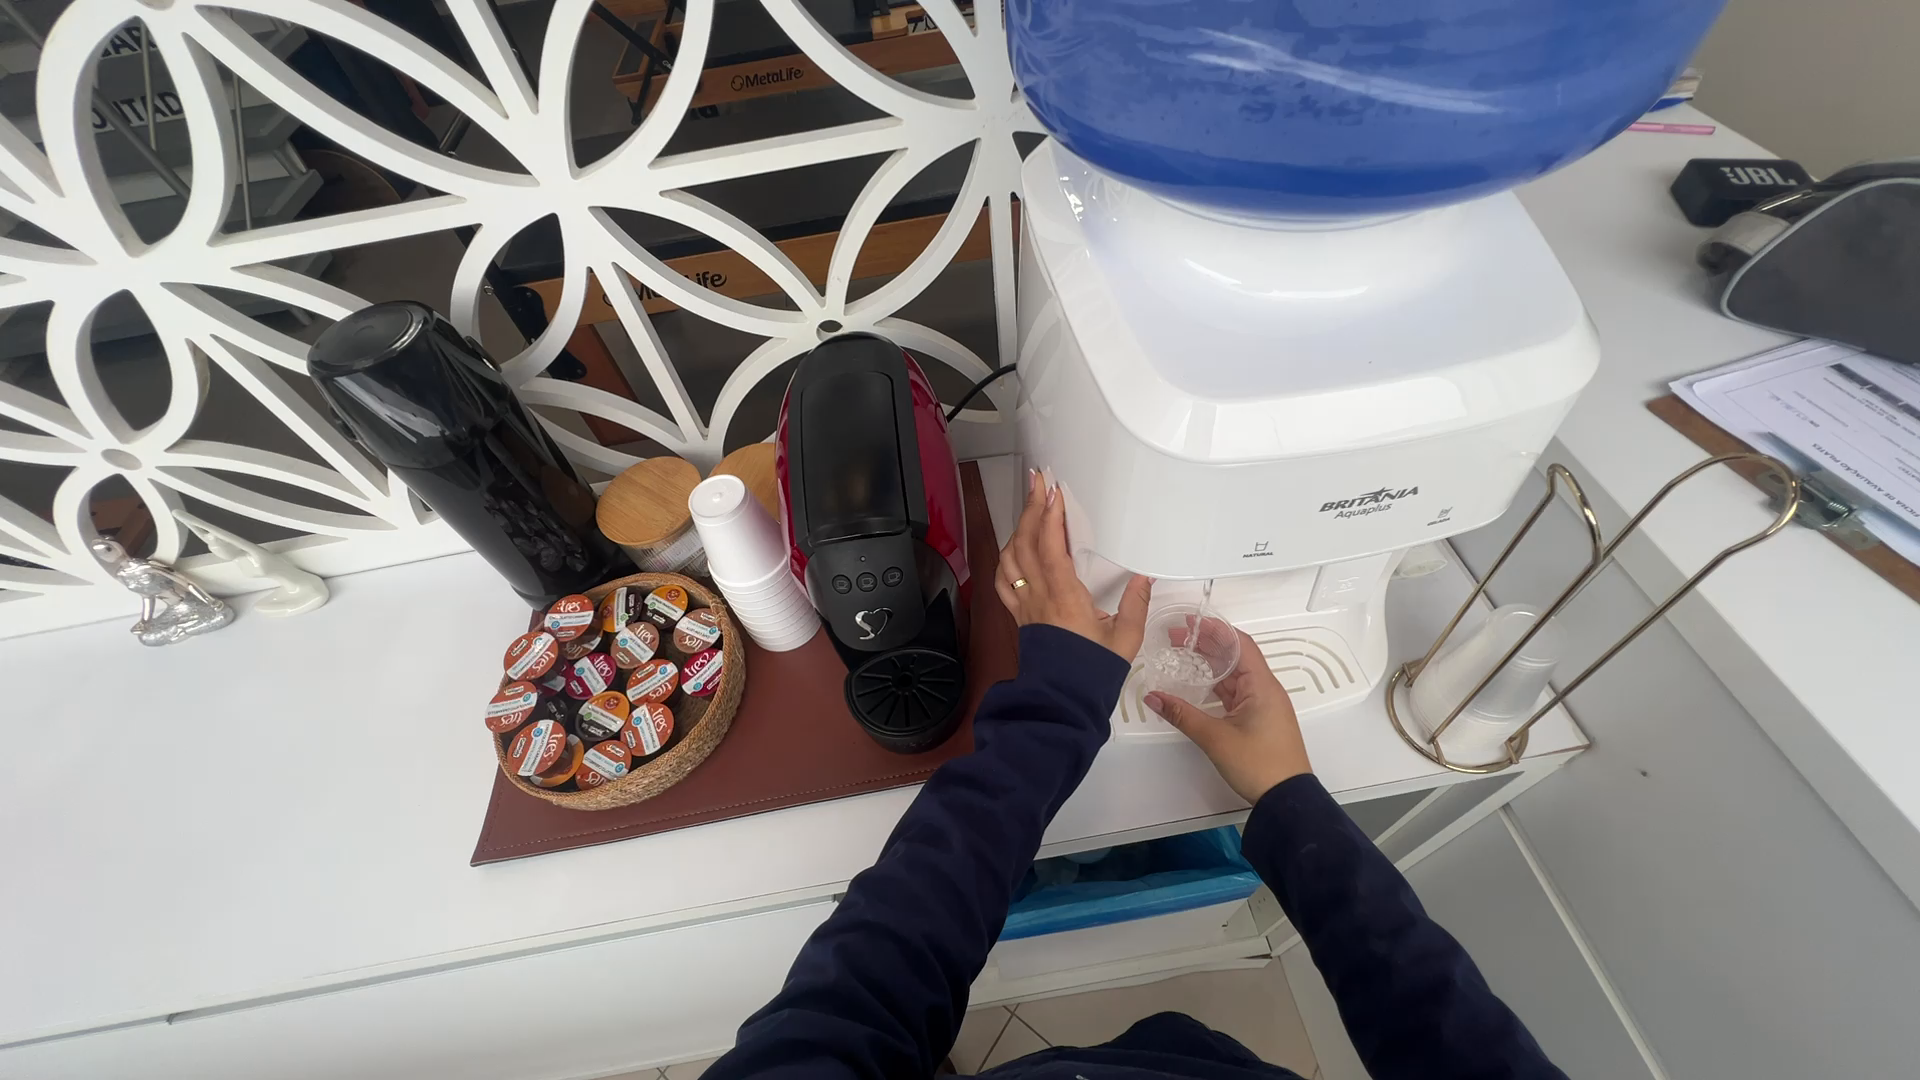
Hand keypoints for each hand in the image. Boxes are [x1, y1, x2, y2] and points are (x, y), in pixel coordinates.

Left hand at [996, 470, 1152, 661]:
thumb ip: (1136, 605)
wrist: (1062, 698)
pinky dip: (1005, 558)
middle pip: (1025, 542)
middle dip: (1030, 507)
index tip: (1053, 491)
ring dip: (1017, 528)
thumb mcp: (1125, 639)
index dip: (1049, 515)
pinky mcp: (1018, 614)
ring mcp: (1024, 604)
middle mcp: (1039, 595)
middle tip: (1037, 482)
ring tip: (1028, 508)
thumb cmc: (1091, 671)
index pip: (1050, 545)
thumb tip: (1144, 579)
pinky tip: (1011, 549)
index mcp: (1065, 596)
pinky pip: (1003, 580)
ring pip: (1010, 557)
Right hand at [1146, 627, 1311, 802]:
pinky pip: (1235, 691)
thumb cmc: (1260, 765)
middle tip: (1177, 637)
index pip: (1239, 644)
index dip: (1215, 629)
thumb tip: (1153, 697)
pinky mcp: (1258, 719)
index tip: (1190, 622)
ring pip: (1234, 674)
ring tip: (1182, 655)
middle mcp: (1265, 690)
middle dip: (1207, 643)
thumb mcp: (1215, 738)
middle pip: (1235, 656)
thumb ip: (1182, 714)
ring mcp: (1262, 705)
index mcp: (1262, 686)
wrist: (1287, 799)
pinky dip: (1215, 683)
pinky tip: (1196, 684)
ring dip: (1210, 663)